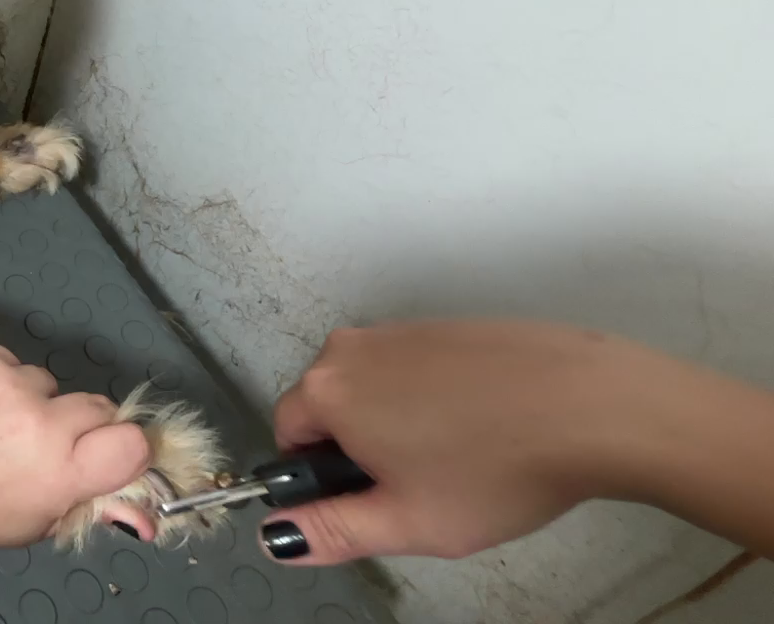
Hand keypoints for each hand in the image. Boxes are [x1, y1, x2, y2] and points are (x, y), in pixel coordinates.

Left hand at [0, 344, 151, 546]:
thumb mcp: (34, 524)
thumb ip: (85, 503)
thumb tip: (138, 508)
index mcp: (61, 471)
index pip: (134, 442)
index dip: (126, 447)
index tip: (104, 453)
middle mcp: (41, 420)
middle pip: (97, 405)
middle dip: (79, 424)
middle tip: (43, 440)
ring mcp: (7, 381)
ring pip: (48, 381)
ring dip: (34, 399)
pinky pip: (12, 361)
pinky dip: (1, 379)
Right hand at [261, 319, 674, 564]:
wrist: (591, 405)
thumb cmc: (492, 472)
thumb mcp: (413, 521)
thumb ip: (335, 530)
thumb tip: (272, 538)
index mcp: (322, 392)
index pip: (288, 432)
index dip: (321, 471)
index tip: (376, 495)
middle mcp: (340, 350)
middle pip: (327, 405)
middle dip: (359, 443)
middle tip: (423, 482)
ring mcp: (387, 331)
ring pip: (368, 384)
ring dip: (393, 416)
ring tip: (462, 452)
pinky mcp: (431, 324)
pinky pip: (407, 365)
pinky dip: (428, 392)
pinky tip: (483, 419)